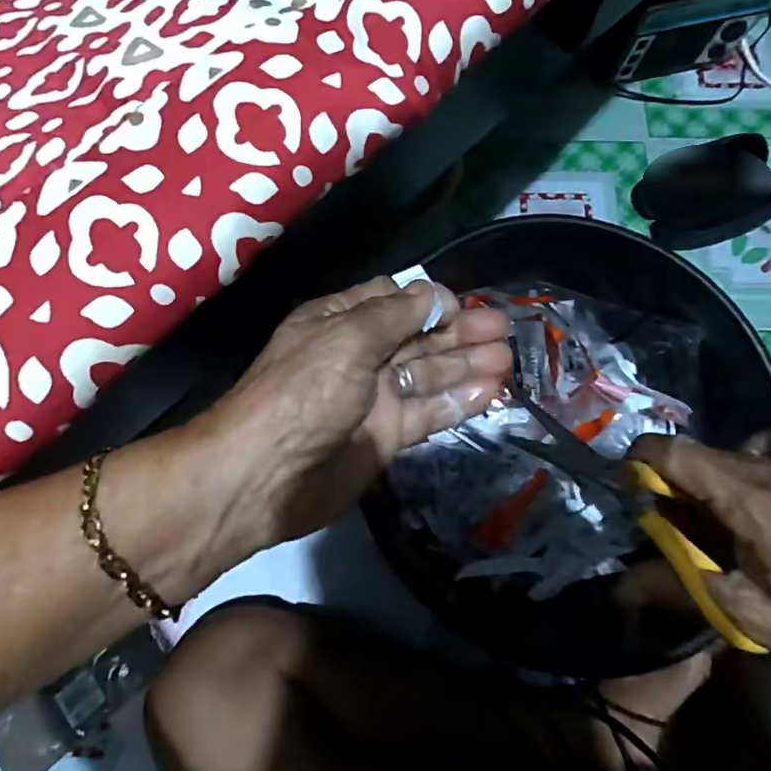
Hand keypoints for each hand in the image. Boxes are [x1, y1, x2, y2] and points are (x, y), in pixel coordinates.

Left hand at [198, 276, 510, 555]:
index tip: (462, 306)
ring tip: (506, 361)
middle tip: (503, 330)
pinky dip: (457, 402)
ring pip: (428, 375)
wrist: (263, 476)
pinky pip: (427, 412)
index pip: (392, 301)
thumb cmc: (303, 392)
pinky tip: (489, 392)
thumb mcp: (347, 338)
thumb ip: (395, 314)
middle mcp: (359, 356)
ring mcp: (373, 398)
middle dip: (460, 332)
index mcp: (339, 322)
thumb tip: (434, 294)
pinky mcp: (385, 436)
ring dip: (467, 366)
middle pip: (418, 337)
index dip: (429, 301)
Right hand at [629, 428, 770, 709]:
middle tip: (687, 526)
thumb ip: (686, 586)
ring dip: (724, 472)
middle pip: (708, 454)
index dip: (642, 459)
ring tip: (736, 513)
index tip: (632, 484)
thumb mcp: (759, 619)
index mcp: (755, 505)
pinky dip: (764, 460)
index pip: (677, 454)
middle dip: (682, 481)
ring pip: (744, 449)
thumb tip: (625, 583)